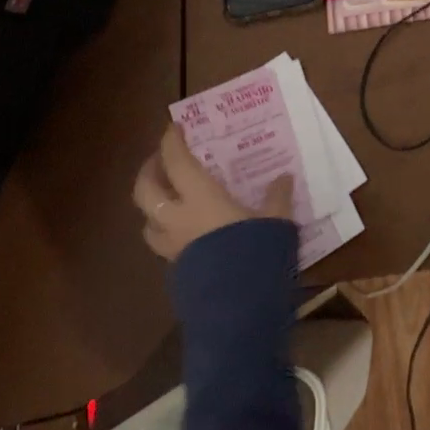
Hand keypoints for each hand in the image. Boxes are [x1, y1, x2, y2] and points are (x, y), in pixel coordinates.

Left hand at [132, 125, 293, 261]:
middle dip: (149, 170)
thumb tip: (284, 177)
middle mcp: (176, 217)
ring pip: (146, 218)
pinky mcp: (174, 266)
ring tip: (167, 197)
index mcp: (200, 197)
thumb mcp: (276, 219)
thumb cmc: (255, 249)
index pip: (177, 162)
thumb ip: (277, 196)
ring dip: (152, 204)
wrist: (236, 302)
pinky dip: (165, 228)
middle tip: (160, 160)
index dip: (171, 142)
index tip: (173, 127)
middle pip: (145, 189)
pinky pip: (161, 240)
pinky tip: (183, 229)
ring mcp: (171, 244)